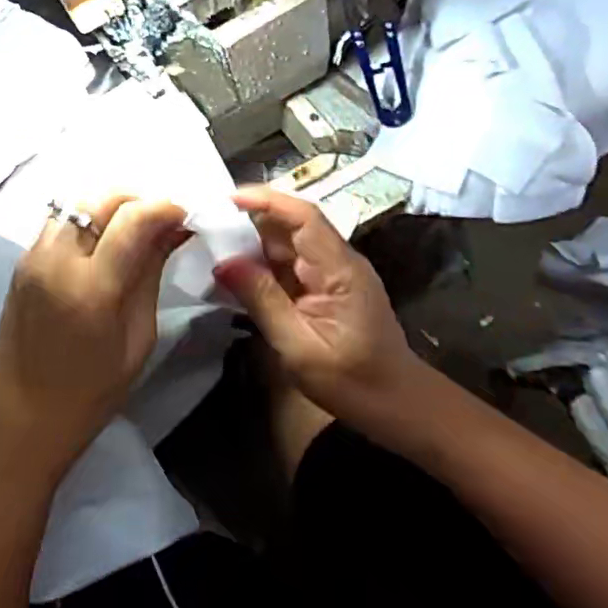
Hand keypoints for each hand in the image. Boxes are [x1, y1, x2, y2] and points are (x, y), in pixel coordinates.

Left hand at [0, 196, 191, 475]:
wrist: (23, 416)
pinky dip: (86, 219)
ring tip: (133, 229)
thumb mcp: (138, 337)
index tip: (185, 216)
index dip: (165, 207)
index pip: (133, 218)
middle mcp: (57, 261)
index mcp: (91, 288)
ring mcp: (33, 257)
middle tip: (161, 221)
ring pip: (77, 203)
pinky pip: (59, 221)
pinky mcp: (21, 261)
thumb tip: (173, 228)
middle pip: (101, 199)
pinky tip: (103, 242)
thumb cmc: (92, 392)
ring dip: (110, 206)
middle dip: (138, 201)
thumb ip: (151, 273)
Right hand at [213, 188, 422, 427]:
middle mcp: (338, 261)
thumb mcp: (300, 347)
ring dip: (253, 244)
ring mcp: (333, 273)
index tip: (228, 199)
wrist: (400, 408)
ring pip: (288, 244)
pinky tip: (237, 274)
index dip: (266, 200)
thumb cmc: (354, 383)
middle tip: (208, 227)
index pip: (303, 217)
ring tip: (213, 248)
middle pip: (292, 226)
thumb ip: (262, 301)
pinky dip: (262, 265)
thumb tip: (223, 263)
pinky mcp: (326, 287)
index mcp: (340, 269)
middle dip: (250, 222)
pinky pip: (290, 264)